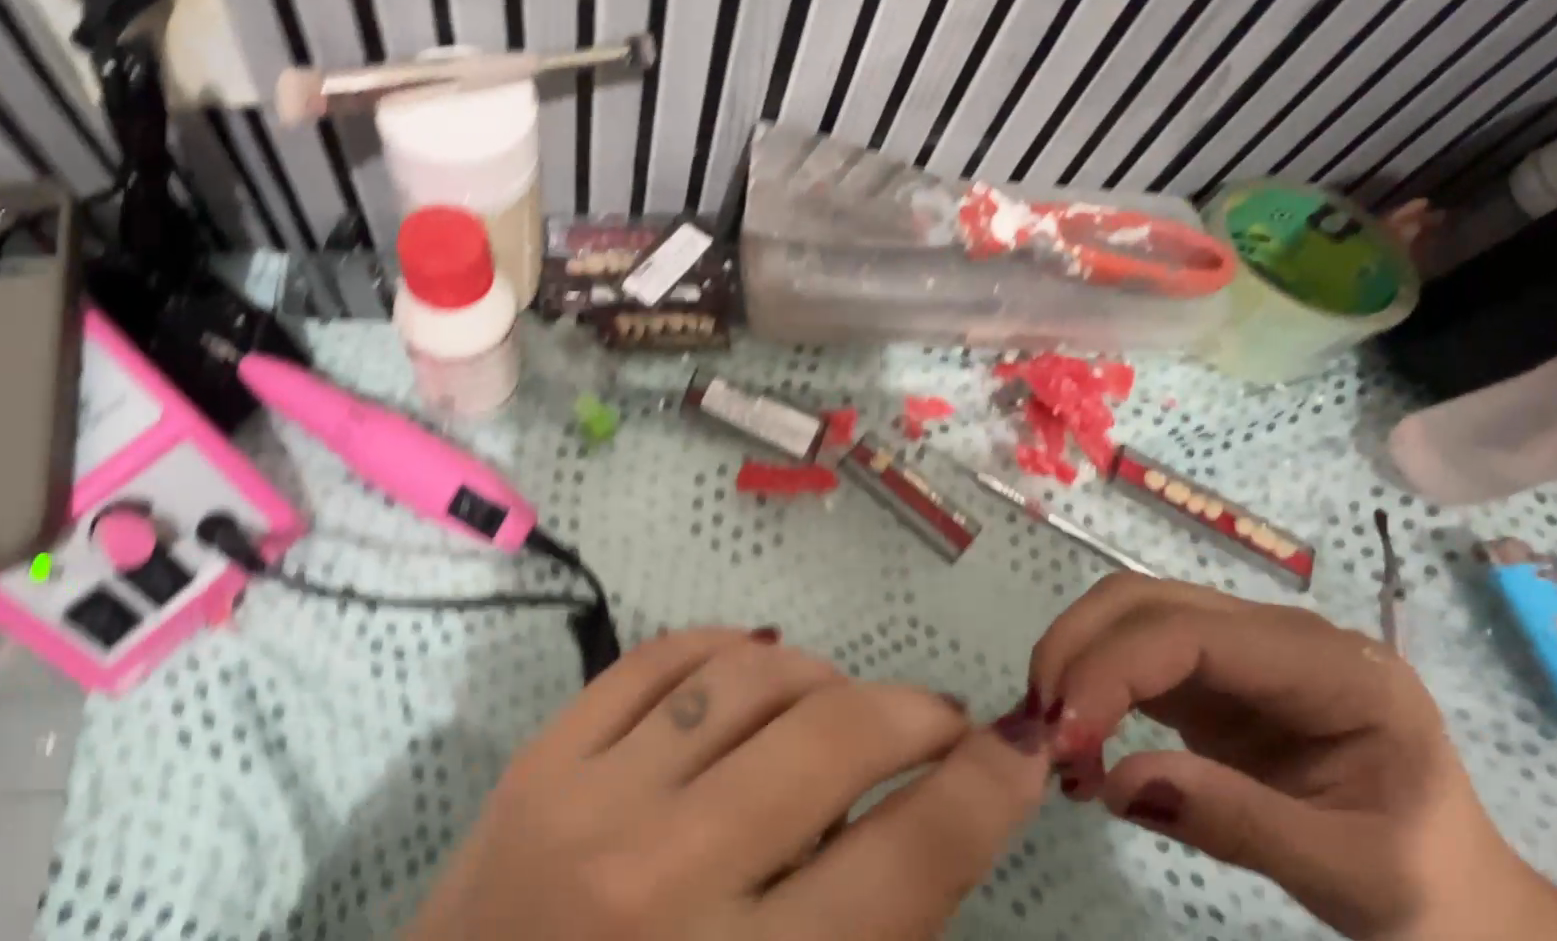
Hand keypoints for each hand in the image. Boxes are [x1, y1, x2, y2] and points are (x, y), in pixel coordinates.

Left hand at [408, 628, 1052, 939]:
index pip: (905, 861)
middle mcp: (669, 874)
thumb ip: (854, 929)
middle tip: (938, 718)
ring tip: (838, 694)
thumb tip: (921, 819)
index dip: (983, 793)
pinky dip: (720, 644)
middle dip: (911, 713)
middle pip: (829, 744)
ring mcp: (592, 800)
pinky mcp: (540, 757)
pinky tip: (753, 655)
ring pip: (741, 680)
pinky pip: (650, 660)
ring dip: (815, 673)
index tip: (1016, 750)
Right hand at [1028, 573, 1556, 938]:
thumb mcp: (1349, 870)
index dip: (1110, 670)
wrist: (1447, 891)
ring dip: (1069, 661)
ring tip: (1050, 733)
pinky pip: (1124, 652)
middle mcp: (1280, 637)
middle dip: (1074, 654)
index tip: (1061, 736)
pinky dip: (1083, 682)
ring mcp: (1238, 649)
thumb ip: (1238, 823)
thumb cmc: (1418, 883)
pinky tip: (1073, 732)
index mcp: (1336, 669)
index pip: (1189, 633)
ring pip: (1121, 614)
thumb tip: (1113, 781)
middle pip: (1141, 602)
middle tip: (1040, 731)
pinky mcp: (1205, 674)